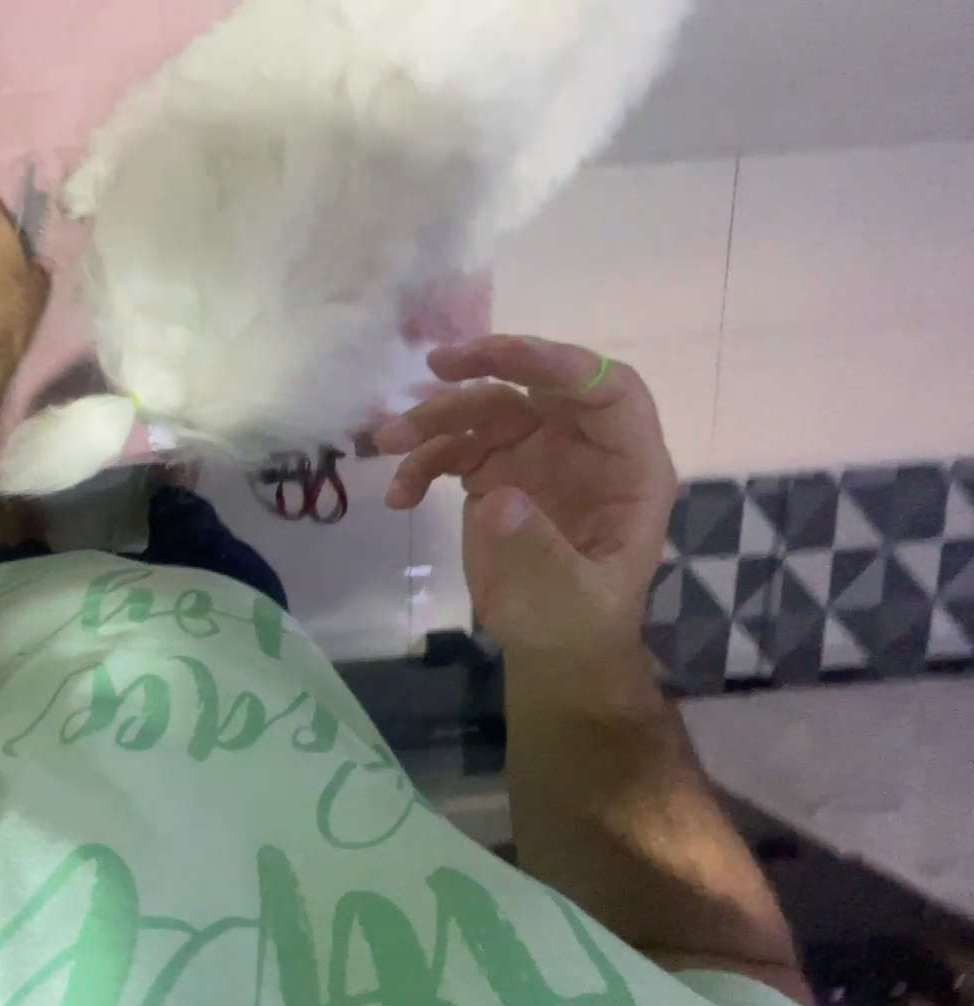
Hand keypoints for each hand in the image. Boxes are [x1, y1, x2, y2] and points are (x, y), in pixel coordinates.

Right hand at [374, 336, 677, 664]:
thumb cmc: (576, 622)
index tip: (496, 358)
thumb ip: (540, 550)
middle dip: (485, 371)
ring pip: (482, 413)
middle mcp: (579, 449)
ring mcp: (533, 459)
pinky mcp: (492, 476)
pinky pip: (451, 451)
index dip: (559, 365)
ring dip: (432, 422)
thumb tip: (497, 497)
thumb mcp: (568, 597)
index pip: (605, 393)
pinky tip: (398, 497)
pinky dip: (419, 466)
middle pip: (534, 389)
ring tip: (385, 443)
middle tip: (434, 366)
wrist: (550, 643)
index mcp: (625, 466)